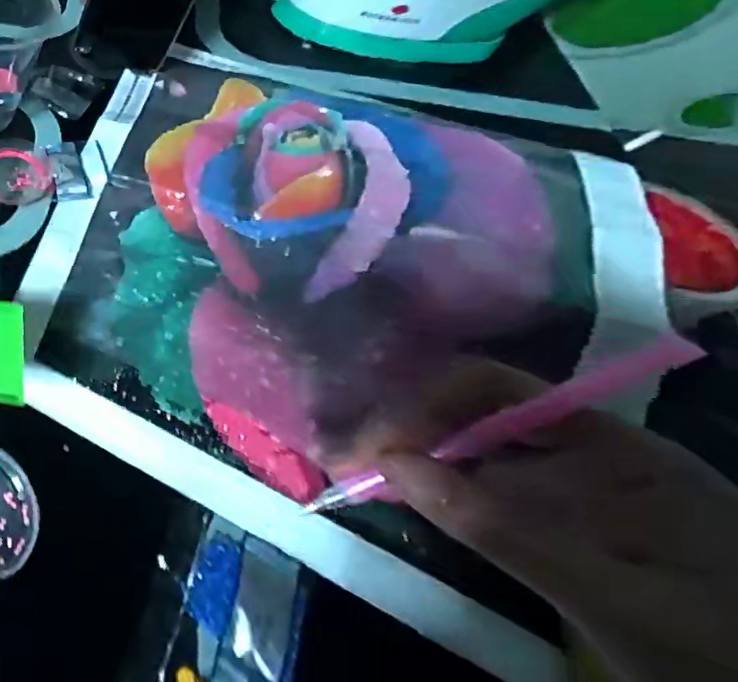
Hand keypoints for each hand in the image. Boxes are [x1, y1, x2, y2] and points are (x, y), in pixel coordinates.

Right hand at [347, 359, 737, 681]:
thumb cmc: (721, 651)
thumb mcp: (619, 600)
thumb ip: (505, 530)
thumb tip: (388, 464)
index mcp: (617, 451)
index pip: (496, 389)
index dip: (427, 402)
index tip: (378, 440)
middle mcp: (583, 454)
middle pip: (469, 412)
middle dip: (401, 425)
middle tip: (341, 449)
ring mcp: (565, 488)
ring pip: (463, 446)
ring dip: (403, 449)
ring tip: (349, 462)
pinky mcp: (547, 519)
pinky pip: (472, 483)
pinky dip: (424, 480)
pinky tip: (389, 487)